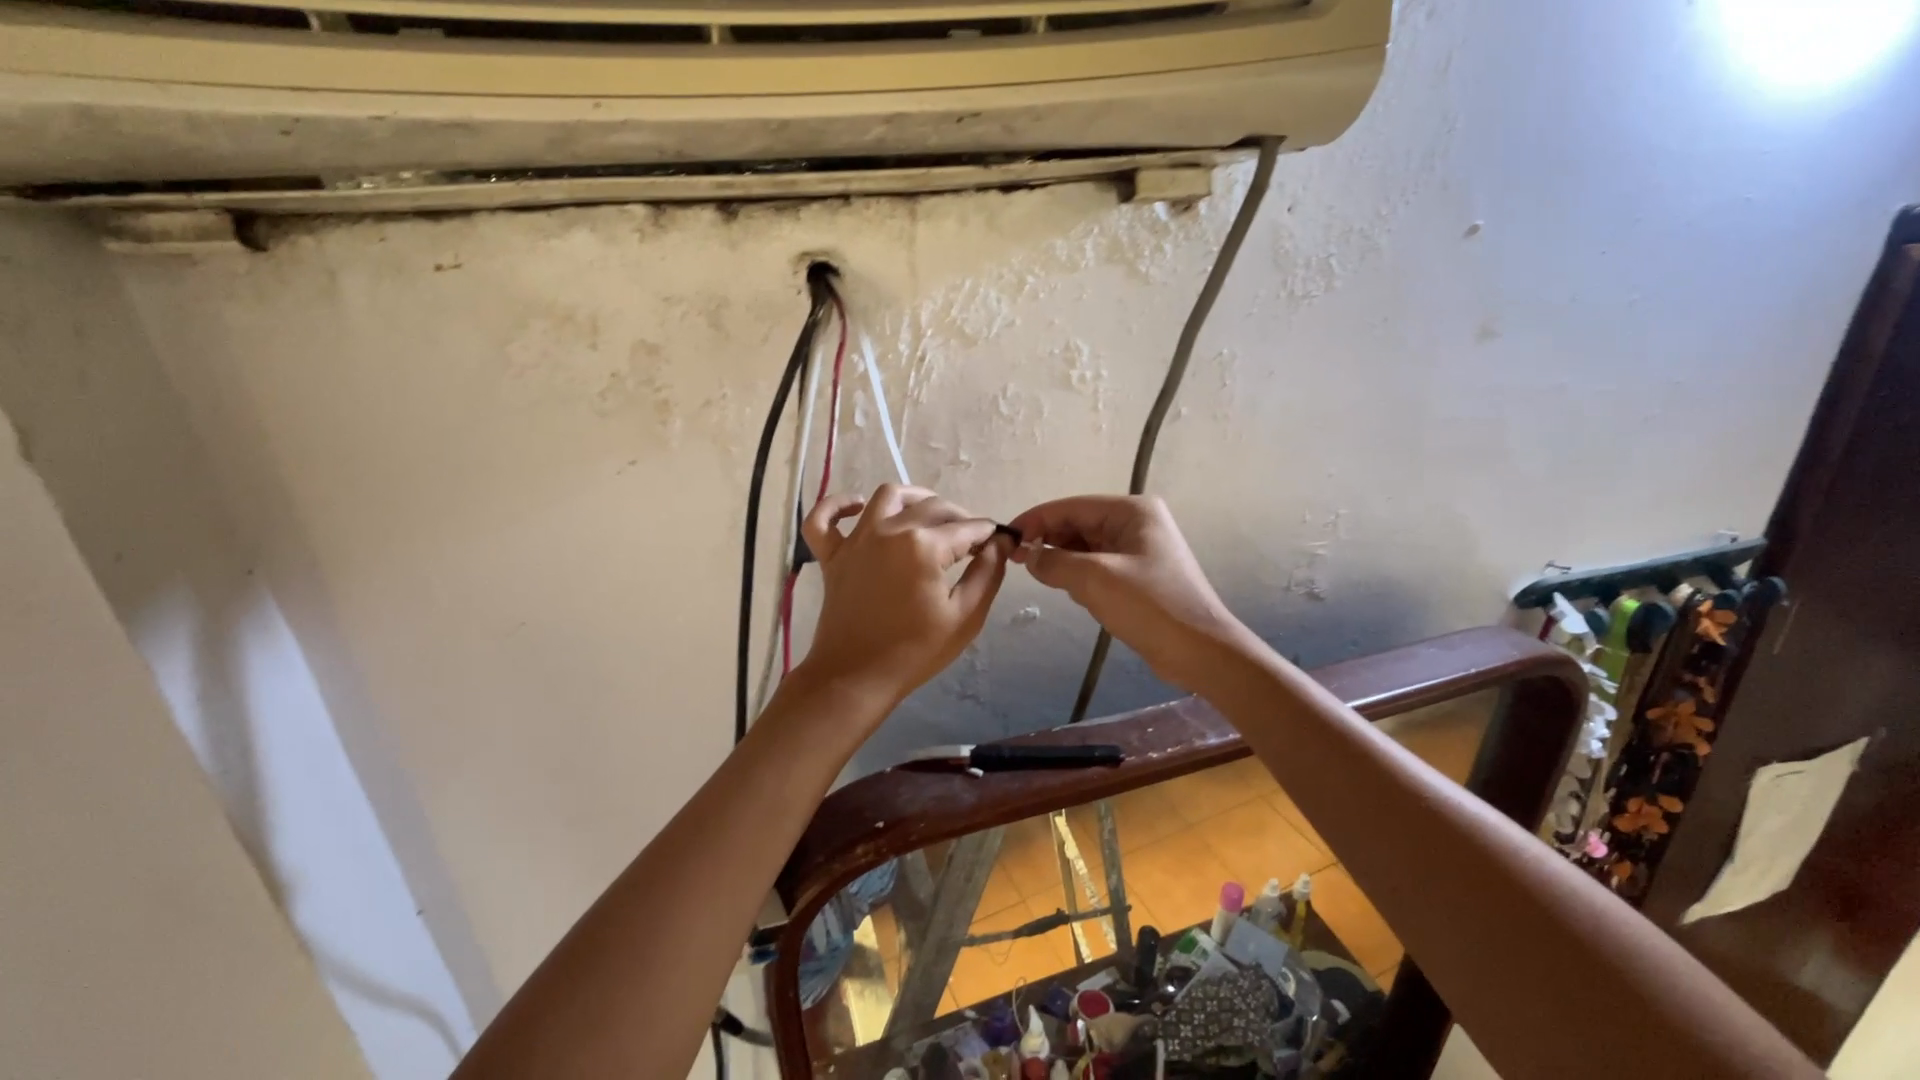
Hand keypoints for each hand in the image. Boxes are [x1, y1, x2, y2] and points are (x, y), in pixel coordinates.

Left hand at [798, 484, 1011, 706]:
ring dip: (914, 497)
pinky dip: (838, 505)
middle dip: (960, 517)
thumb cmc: (915, 652)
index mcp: (924, 546)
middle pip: (933, 506)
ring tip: (930, 512)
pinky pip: (824, 518)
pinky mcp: (832, 556)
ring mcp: (856, 541)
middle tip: (973, 539)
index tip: (1001, 542)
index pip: (967, 527)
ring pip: (886, 497)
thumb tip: (1000, 544)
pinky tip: (858, 507)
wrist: (855, 677)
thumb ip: (987, 574)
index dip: (989, 533)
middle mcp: (888, 531)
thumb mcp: (965, 617)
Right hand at [1009, 495, 1252, 691]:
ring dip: (1063, 561)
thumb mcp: (1094, 579)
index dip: (1036, 520)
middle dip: (1049, 541)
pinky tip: (1070, 591)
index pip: (1071, 506)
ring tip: (1042, 577)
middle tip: (1017, 562)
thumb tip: (1028, 555)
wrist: (1198, 651)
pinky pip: (1097, 567)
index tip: (1006, 538)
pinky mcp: (1138, 577)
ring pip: (1085, 547)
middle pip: (1078, 524)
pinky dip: (1079, 576)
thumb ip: (1054, 561)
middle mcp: (1137, 523)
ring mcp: (1139, 551)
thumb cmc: (1149, 606)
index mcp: (1132, 511)